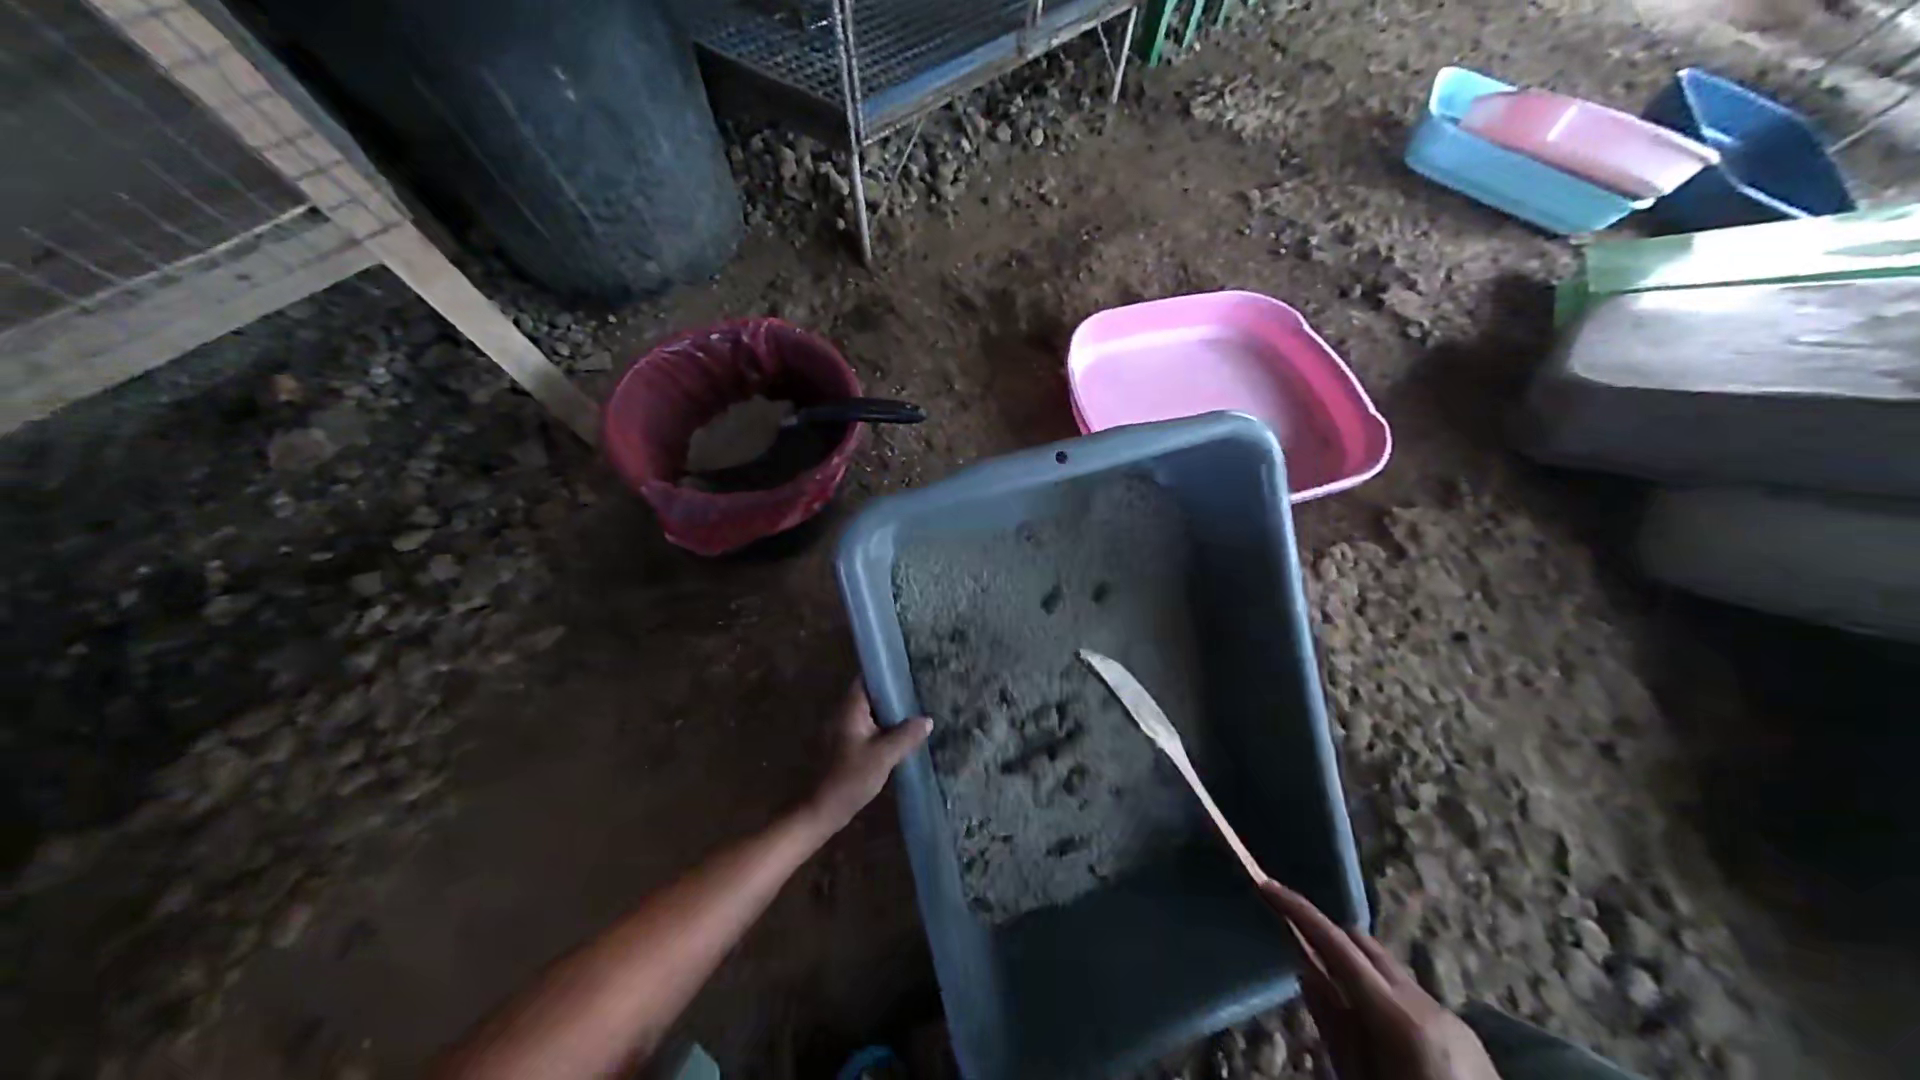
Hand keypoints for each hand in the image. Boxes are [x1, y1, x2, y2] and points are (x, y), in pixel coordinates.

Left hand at [806, 683, 931, 830]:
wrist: (824, 808)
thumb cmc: (852, 777)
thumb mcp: (884, 755)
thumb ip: (907, 735)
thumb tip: (927, 719)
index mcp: (850, 709)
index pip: (865, 679)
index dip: (885, 674)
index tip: (907, 674)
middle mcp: (844, 714)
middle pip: (869, 695)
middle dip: (892, 695)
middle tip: (918, 695)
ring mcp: (844, 730)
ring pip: (870, 713)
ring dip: (889, 714)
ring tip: (914, 714)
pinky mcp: (846, 745)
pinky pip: (868, 728)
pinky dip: (883, 728)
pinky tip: (900, 737)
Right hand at [1260, 881, 1499, 1079]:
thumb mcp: (1360, 1078)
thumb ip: (1333, 1023)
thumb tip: (1306, 971)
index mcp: (1395, 1015)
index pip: (1336, 943)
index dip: (1298, 910)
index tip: (1266, 885)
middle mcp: (1425, 1002)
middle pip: (1363, 944)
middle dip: (1326, 937)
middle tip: (1292, 944)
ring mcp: (1450, 1016)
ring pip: (1387, 968)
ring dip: (1354, 967)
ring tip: (1333, 996)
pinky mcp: (1465, 1033)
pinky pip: (1410, 995)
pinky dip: (1381, 994)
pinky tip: (1374, 1028)